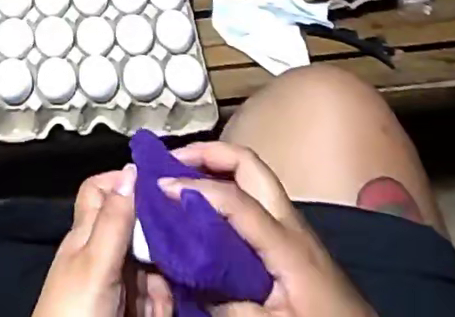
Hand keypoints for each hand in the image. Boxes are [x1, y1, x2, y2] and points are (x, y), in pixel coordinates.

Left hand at [34, 166, 175, 316]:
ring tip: (162, 298)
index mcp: (86, 234)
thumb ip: (114, 219)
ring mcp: (116, 286)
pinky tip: (159, 314)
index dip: (125, 182)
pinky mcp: (129, 313)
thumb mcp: (94, 263)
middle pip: (137, 229)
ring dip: (162, 280)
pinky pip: (153, 298)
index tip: (158, 185)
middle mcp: (102, 254)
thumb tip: (132, 169)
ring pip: (150, 266)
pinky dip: (160, 306)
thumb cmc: (75, 314)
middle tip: (176, 249)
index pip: (102, 190)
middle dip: (159, 240)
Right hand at [167, 143, 375, 316]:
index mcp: (286, 243)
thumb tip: (193, 284)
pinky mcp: (292, 235)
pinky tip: (206, 204)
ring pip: (252, 173)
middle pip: (249, 163)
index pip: (236, 199)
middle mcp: (289, 220)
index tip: (162, 187)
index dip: (197, 189)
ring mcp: (293, 224)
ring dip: (216, 164)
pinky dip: (226, 185)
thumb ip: (234, 310)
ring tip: (182, 173)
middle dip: (209, 152)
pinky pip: (255, 194)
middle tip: (173, 161)